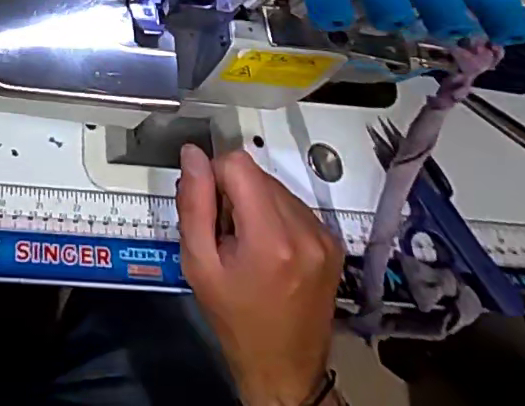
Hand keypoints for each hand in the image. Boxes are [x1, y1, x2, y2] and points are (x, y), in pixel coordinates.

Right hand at [178, 144, 343, 405]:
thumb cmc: (235, 319)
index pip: (237, 163)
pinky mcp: (331, 240)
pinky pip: (292, 203)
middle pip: (256, 173)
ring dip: (253, 201)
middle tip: (225, 232)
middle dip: (233, 191)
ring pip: (274, 185)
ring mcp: (323, 235)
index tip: (209, 209)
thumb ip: (193, 203)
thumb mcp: (199, 264)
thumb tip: (192, 154)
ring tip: (246, 243)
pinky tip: (268, 248)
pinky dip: (274, 214)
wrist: (284, 369)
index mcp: (271, 237)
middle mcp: (304, 229)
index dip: (214, 177)